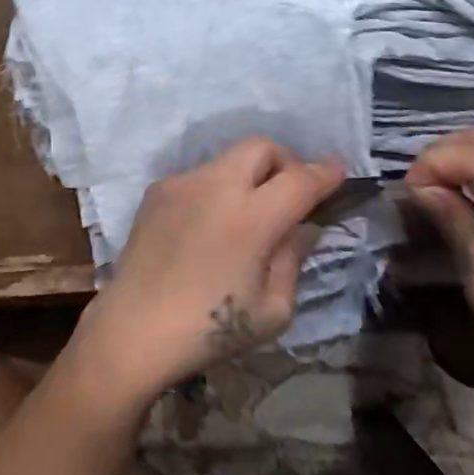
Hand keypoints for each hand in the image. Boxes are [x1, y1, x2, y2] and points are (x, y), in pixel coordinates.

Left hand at [69, 138, 341, 407]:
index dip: (324, 173)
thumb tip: (301, 226)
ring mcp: (181, 183)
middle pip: (259, 146)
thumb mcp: (273, 307)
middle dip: (284, 161)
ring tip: (246, 217)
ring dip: (247, 177)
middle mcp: (214, 186)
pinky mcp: (156, 190)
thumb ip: (292, 257)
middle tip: (290, 194)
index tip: (338, 171)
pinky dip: (216, 190)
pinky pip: (199, 177)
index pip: (299, 179)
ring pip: (226, 160)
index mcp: (250, 218)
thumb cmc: (211, 328)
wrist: (136, 325)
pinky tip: (210, 227)